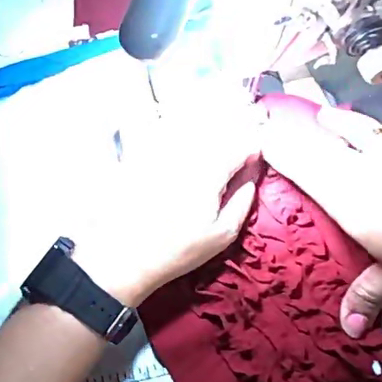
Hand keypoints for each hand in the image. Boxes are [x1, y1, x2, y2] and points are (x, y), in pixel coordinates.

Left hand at [72, 100, 261, 306]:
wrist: (125, 256)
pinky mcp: (139, 154)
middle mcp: (187, 154)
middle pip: (217, 129)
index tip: (255, 155)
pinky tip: (182, 133)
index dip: (253, 146)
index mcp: (211, 173)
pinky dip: (176, 127)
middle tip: (241, 139)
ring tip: (215, 130)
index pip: (241, 145)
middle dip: (233, 130)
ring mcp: (160, 151)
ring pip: (191, 125)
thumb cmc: (177, 251)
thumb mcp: (222, 235)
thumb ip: (242, 202)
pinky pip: (162, 129)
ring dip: (208, 125)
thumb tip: (250, 178)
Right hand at [259, 83, 381, 330]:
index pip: (302, 167)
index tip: (255, 134)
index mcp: (353, 204)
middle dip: (297, 130)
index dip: (276, 147)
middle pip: (324, 142)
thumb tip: (348, 324)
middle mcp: (371, 169)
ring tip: (326, 112)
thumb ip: (371, 293)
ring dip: (342, 119)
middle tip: (275, 117)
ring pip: (363, 126)